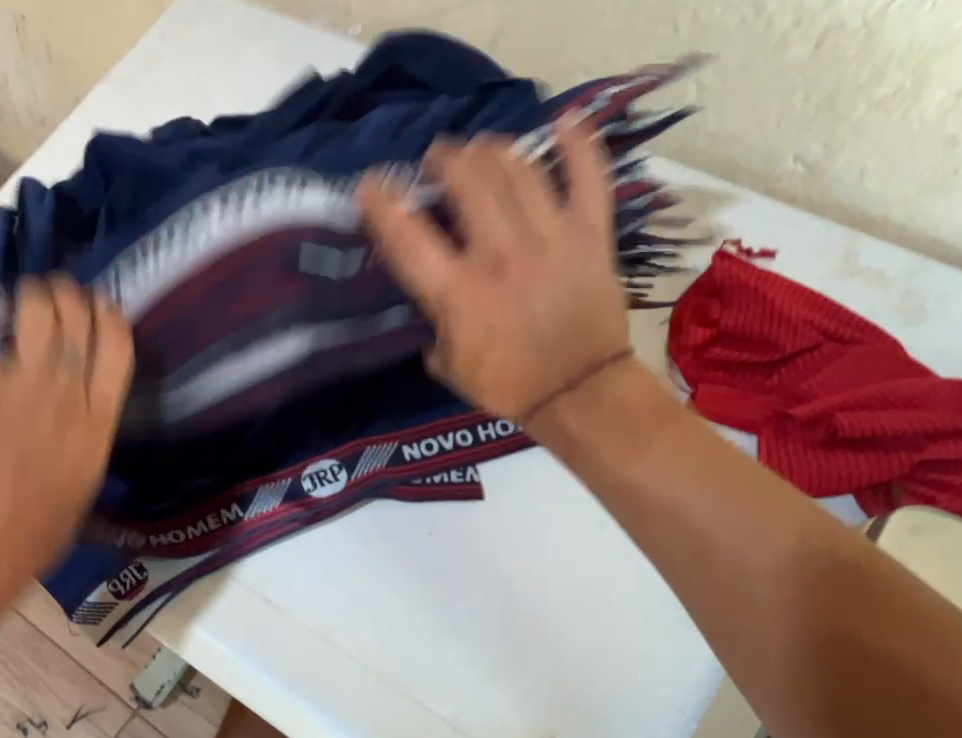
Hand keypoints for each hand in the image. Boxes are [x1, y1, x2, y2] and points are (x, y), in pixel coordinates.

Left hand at [0, 276, 135, 589]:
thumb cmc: (45, 523)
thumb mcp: (89, 471)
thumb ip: (90, 422)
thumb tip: (82, 388)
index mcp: (99, 417)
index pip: (117, 340)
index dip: (108, 313)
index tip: (97, 310)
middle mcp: (66, 390)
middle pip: (76, 312)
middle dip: (66, 295)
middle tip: (53, 299)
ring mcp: (19, 385)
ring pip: (33, 308)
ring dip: (29, 296)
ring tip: (20, 303)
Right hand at [356, 119, 633, 422]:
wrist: (577, 391)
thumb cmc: (504, 383)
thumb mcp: (445, 360)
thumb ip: (434, 318)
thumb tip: (432, 290)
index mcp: (457, 291)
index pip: (408, 236)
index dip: (383, 204)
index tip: (370, 184)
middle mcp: (500, 253)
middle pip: (468, 181)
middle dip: (446, 159)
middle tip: (437, 158)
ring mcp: (550, 237)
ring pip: (518, 170)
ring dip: (493, 149)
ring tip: (481, 147)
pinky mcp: (591, 234)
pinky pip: (589, 175)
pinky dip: (578, 144)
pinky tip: (564, 122)